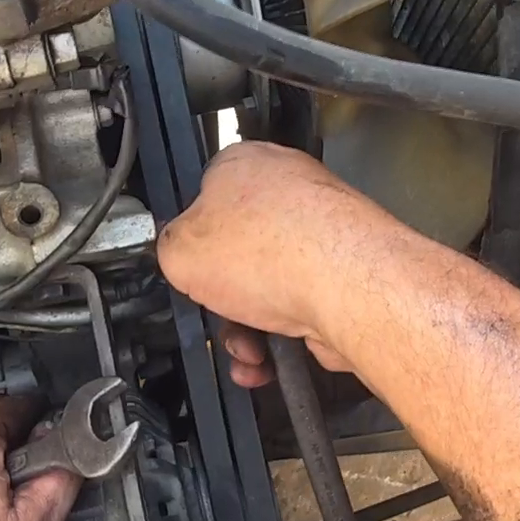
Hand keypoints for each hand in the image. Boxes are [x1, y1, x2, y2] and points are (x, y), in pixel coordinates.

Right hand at [158, 142, 417, 373]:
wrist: (349, 289)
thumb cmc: (278, 252)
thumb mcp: (178, 250)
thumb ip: (170, 250)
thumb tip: (178, 258)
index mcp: (245, 165)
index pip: (203, 198)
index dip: (191, 242)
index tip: (188, 269)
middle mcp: (287, 192)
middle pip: (235, 254)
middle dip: (222, 298)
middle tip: (218, 312)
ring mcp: (319, 234)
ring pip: (265, 291)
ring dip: (247, 329)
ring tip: (249, 345)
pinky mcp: (340, 275)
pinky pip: (296, 312)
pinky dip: (279, 341)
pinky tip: (271, 355)